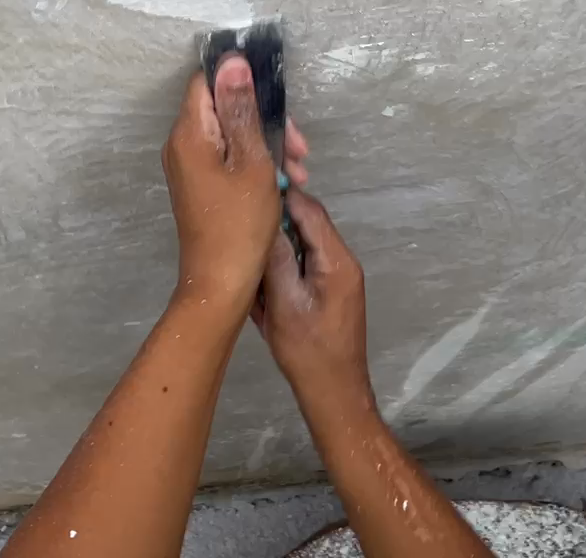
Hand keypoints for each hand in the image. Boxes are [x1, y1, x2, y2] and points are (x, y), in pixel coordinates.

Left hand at [163, 56, 281, 303]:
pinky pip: (227, 157)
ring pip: (230, 135)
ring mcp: (188, 165)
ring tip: (298, 170)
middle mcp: (181, 144)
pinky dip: (255, 163)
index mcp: (189, 133)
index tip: (276, 101)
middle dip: (263, 120)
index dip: (241, 82)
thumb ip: (242, 110)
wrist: (220, 284)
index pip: (207, 81)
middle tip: (298, 147)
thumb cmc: (240, 224)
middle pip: (222, 109)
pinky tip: (284, 182)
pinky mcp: (199, 183)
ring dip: (266, 144)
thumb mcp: (252, 162)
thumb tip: (232, 61)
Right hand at [252, 187, 373, 412]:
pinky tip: (262, 277)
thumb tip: (265, 216)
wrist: (333, 394)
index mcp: (336, 259)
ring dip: (277, 244)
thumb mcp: (284, 301)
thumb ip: (276, 257)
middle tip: (243, 221)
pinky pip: (304, 261)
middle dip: (275, 221)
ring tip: (249, 248)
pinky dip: (283, 264)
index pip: (309, 209)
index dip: (281, 195)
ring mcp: (338, 275)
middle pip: (307, 222)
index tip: (249, 190)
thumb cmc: (307, 350)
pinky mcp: (330, 288)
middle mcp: (342, 260)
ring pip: (303, 242)